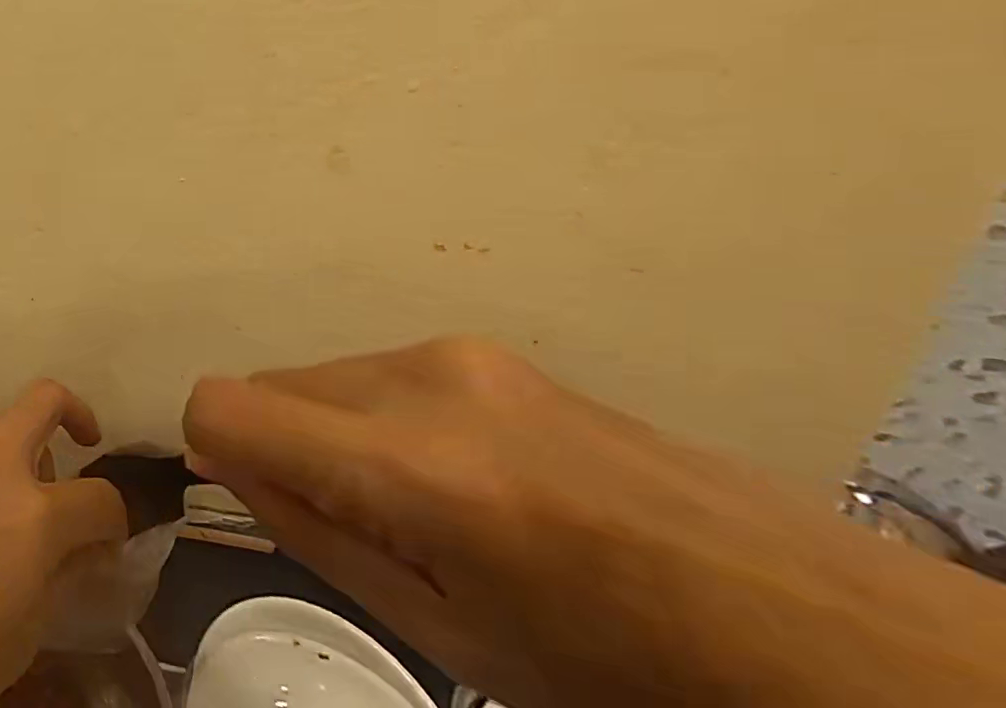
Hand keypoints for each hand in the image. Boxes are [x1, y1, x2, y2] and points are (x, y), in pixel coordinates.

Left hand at [0, 380, 127, 707]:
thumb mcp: (25, 632)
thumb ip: (62, 575)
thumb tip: (83, 551)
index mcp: (33, 512)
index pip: (101, 497)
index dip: (116, 520)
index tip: (110, 539)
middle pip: (45, 399)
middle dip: (75, 412)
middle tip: (83, 443)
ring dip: (15, 464)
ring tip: (2, 520)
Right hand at [183, 337, 1005, 707]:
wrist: (800, 619)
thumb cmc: (611, 664)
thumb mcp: (440, 631)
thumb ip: (311, 531)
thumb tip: (229, 466)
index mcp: (409, 466)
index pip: (226, 405)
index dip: (210, 446)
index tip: (241, 490)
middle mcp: (420, 378)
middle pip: (271, 383)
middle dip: (273, 443)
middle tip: (343, 519)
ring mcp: (458, 351)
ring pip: (322, 376)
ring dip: (325, 431)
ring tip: (411, 503)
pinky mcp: (486, 346)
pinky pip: (375, 372)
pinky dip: (371, 418)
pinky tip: (452, 474)